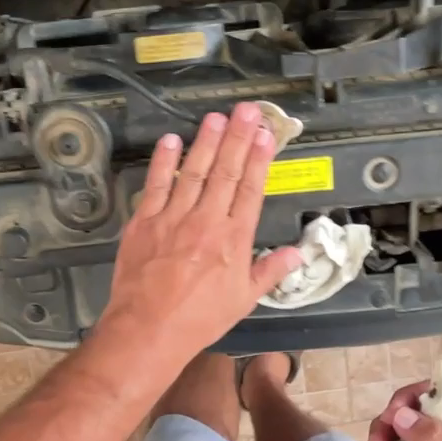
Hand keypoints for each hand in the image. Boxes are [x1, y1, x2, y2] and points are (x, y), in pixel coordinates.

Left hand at [98, 101, 305, 364]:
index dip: (259, 159)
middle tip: (246, 110)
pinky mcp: (143, 222)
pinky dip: (164, 161)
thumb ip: (270, 271)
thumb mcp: (244, 300)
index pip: (250, 189)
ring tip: (216, 117)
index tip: (266, 135)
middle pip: (225, 171)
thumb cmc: (199, 319)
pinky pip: (156, 185)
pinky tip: (171, 141)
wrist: (148, 329)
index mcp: (233, 239)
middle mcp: (205, 221)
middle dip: (238, 137)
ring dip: (206, 141)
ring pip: (193, 171)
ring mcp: (172, 218)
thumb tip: (298, 254)